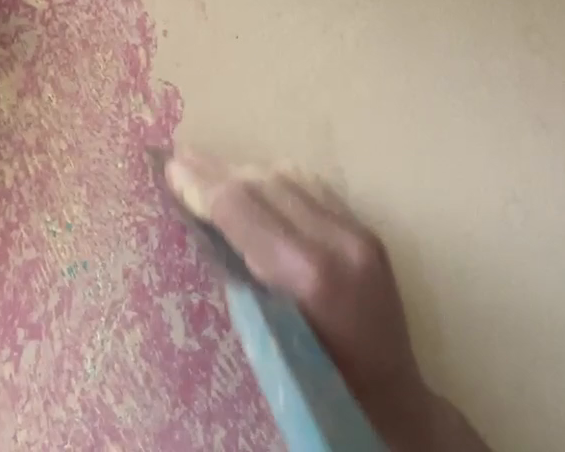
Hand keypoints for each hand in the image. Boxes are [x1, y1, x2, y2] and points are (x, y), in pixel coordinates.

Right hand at [164, 147, 490, 451]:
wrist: (394, 403)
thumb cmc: (319, 385)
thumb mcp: (265, 338)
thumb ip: (237, 276)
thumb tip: (200, 225)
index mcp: (310, 274)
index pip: (242, 208)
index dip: (201, 185)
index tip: (170, 167)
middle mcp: (338, 240)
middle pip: (262, 183)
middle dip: (215, 171)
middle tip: (179, 160)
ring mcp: (358, 231)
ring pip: (286, 175)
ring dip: (244, 172)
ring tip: (209, 170)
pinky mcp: (367, 230)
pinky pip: (311, 185)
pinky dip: (275, 180)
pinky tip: (254, 184)